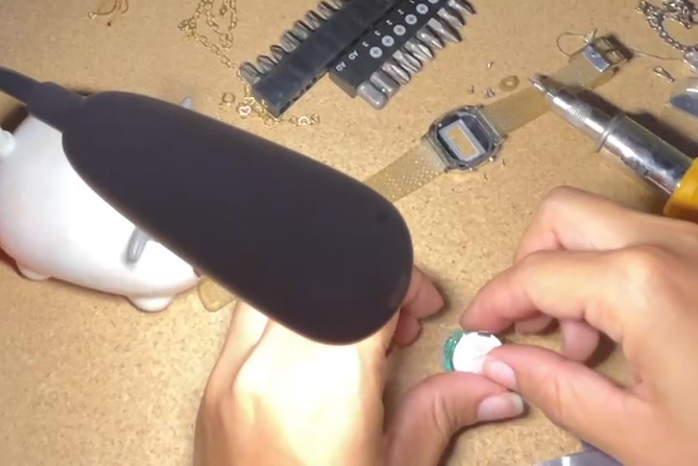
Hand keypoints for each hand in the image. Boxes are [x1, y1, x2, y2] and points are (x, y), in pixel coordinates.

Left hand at [194, 269, 523, 465]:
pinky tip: (314, 369)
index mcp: (319, 394)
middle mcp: (264, 371)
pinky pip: (254, 319)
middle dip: (369, 290)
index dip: (404, 284)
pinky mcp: (210, 385)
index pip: (365, 288)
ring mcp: (228, 374)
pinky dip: (292, 322)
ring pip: (287, 288)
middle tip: (395, 333)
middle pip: (326, 279)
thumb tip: (488, 386)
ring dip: (327, 301)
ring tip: (352, 352)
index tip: (421, 305)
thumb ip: (437, 417)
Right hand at [459, 188, 697, 465]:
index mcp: (639, 281)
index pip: (536, 274)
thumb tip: (498, 358)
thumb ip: (557, 386)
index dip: (495, 302)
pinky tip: (624, 333)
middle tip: (530, 326)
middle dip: (530, 262)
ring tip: (582, 344)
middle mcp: (664, 240)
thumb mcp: (641, 437)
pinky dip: (609, 269)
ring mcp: (697, 241)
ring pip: (599, 221)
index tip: (474, 329)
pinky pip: (639, 239)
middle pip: (561, 215)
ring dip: (571, 266)